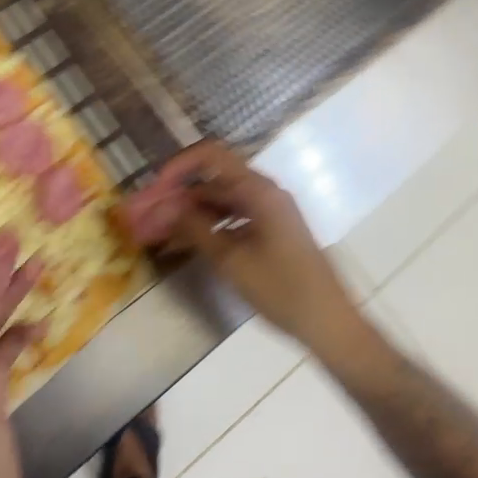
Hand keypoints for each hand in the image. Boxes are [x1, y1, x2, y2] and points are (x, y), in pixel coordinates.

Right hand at [123, 141, 363, 351]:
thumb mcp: (231, 260)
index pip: (211, 156)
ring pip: (221, 200)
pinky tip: (187, 244)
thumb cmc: (282, 289)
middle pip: (214, 179)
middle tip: (148, 217)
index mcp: (259, 190)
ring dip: (191, 212)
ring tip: (160, 233)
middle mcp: (265, 192)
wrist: (329, 321)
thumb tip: (162, 207)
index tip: (155, 190)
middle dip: (178, 194)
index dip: (179, 166)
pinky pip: (234, 216)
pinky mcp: (272, 229)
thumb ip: (194, 228)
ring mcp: (270, 211)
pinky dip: (210, 225)